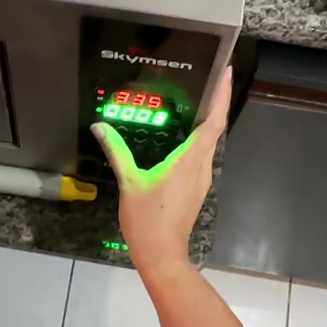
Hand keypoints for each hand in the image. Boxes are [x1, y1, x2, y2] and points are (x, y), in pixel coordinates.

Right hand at [92, 64, 231, 279]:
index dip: (222, 95)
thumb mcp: (129, 182)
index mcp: (189, 161)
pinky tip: (183, 134)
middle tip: (209, 77)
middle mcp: (202, 167)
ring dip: (207, 121)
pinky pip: (201, 155)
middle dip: (215, 102)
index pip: (213, 121)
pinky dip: (198, 139)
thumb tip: (100, 127)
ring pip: (209, 143)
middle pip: (214, 128)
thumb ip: (117, 152)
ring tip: (196, 100)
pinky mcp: (196, 188)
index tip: (226, 71)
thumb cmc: (147, 219)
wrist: (162, 254)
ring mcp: (201, 179)